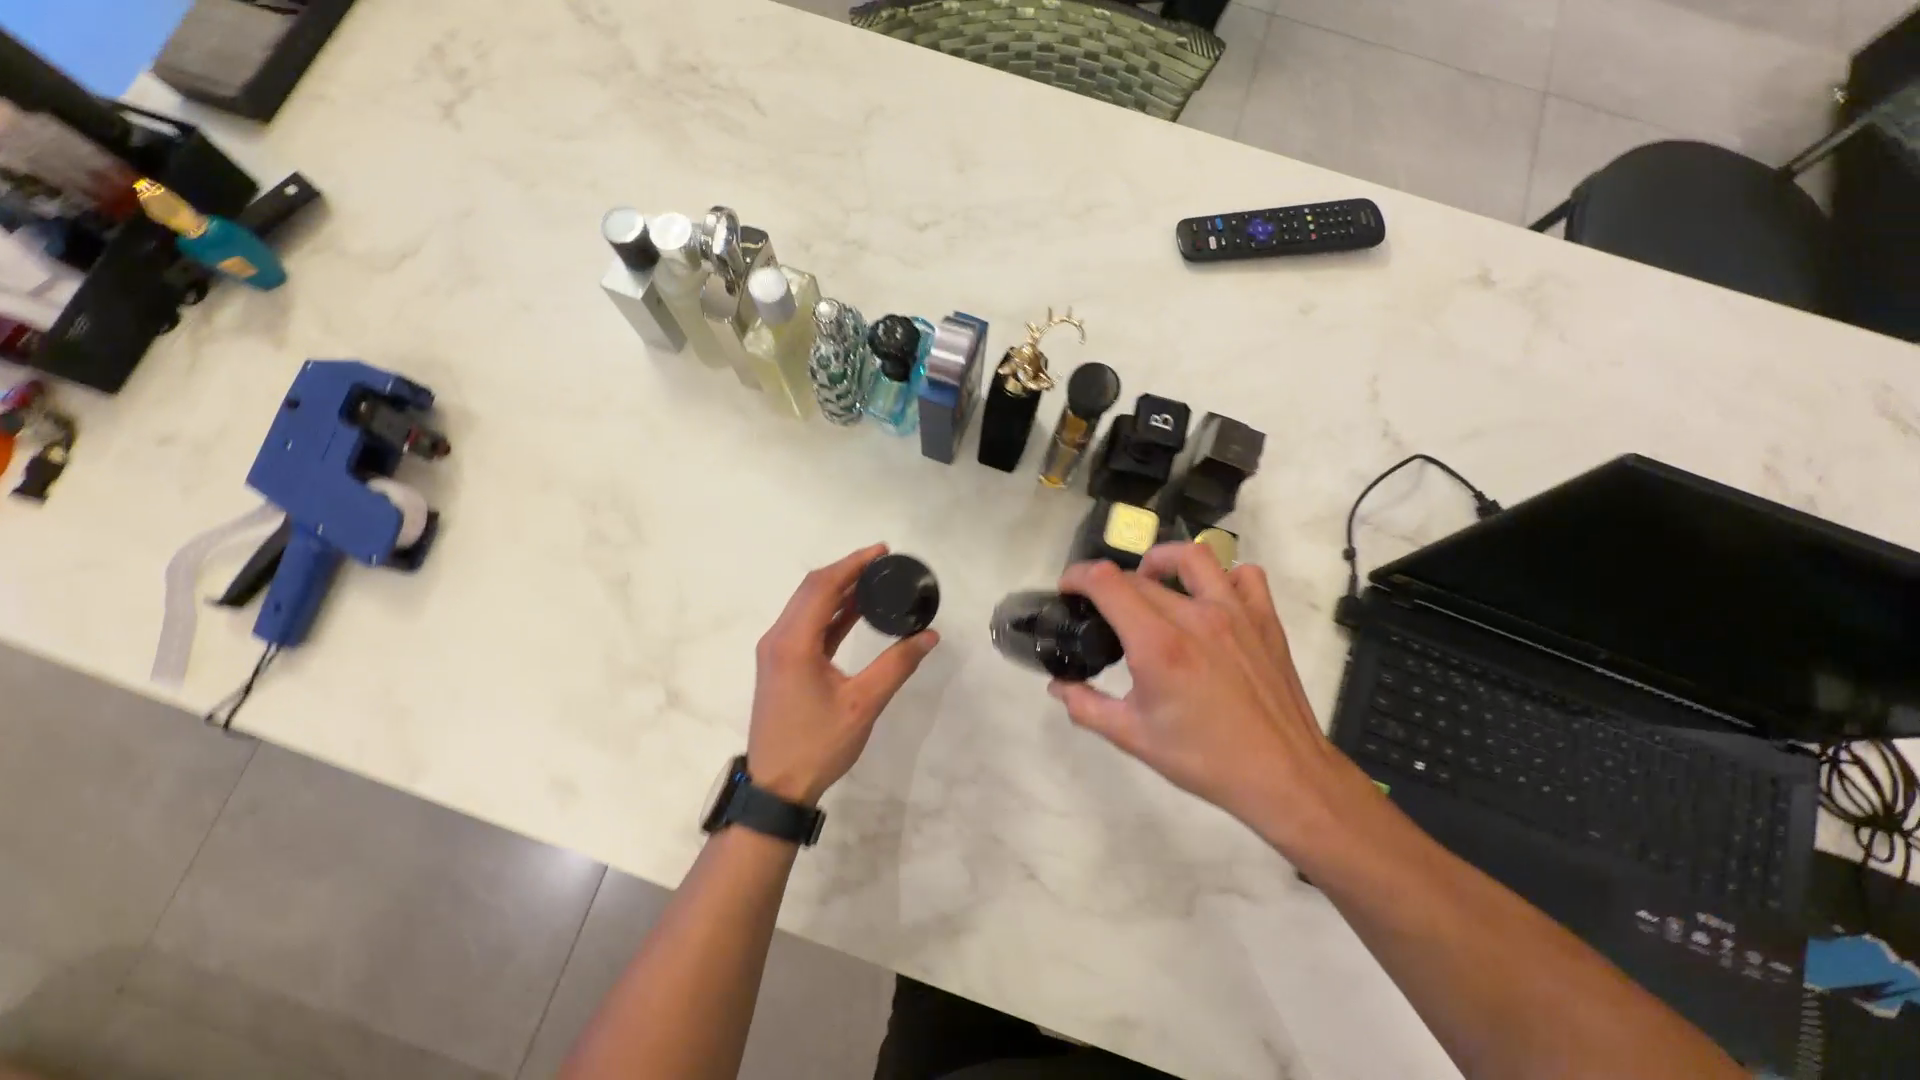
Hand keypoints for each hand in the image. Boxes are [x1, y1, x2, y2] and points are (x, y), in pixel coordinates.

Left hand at [748, 545, 939, 804]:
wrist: (777, 786)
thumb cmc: (818, 744)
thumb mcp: (863, 704)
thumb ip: (896, 665)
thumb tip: (928, 636)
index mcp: (794, 643)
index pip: (822, 587)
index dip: (852, 565)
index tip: (881, 552)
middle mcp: (778, 640)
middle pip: (811, 590)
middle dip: (846, 572)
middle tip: (883, 564)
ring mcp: (776, 652)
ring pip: (807, 607)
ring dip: (838, 592)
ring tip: (875, 582)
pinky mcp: (781, 665)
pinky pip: (807, 626)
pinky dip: (831, 614)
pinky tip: (856, 612)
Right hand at [1051, 546, 1371, 840]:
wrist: (1281, 774)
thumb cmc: (1203, 759)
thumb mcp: (1133, 738)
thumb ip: (1087, 706)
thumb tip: (1058, 686)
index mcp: (1158, 645)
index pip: (1107, 583)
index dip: (1078, 576)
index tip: (1068, 589)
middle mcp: (1196, 617)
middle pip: (1141, 576)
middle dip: (1111, 584)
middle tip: (1103, 610)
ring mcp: (1236, 613)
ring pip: (1194, 556)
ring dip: (1164, 561)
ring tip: (1153, 582)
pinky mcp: (1266, 620)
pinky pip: (1244, 575)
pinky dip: (1222, 577)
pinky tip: (1210, 600)